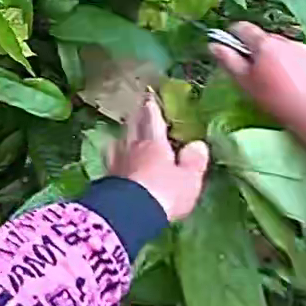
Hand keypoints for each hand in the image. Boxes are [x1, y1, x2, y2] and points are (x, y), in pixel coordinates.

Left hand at [108, 92, 208, 221]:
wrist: (129, 209)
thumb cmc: (165, 192)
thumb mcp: (188, 178)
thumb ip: (193, 160)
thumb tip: (197, 143)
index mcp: (153, 142)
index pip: (152, 119)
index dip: (151, 107)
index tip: (148, 96)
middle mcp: (132, 144)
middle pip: (133, 125)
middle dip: (137, 115)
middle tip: (138, 107)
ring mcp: (117, 156)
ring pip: (121, 137)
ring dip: (126, 130)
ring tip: (128, 127)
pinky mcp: (108, 171)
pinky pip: (112, 152)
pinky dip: (116, 148)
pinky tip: (114, 150)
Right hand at [208, 22, 305, 170]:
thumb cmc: (278, 101)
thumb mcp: (245, 83)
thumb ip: (229, 61)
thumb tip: (214, 45)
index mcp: (266, 45)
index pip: (243, 28)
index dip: (233, 35)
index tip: (231, 48)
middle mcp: (291, 43)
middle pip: (269, 40)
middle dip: (261, 51)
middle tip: (257, 71)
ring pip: (292, 51)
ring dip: (284, 60)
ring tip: (284, 83)